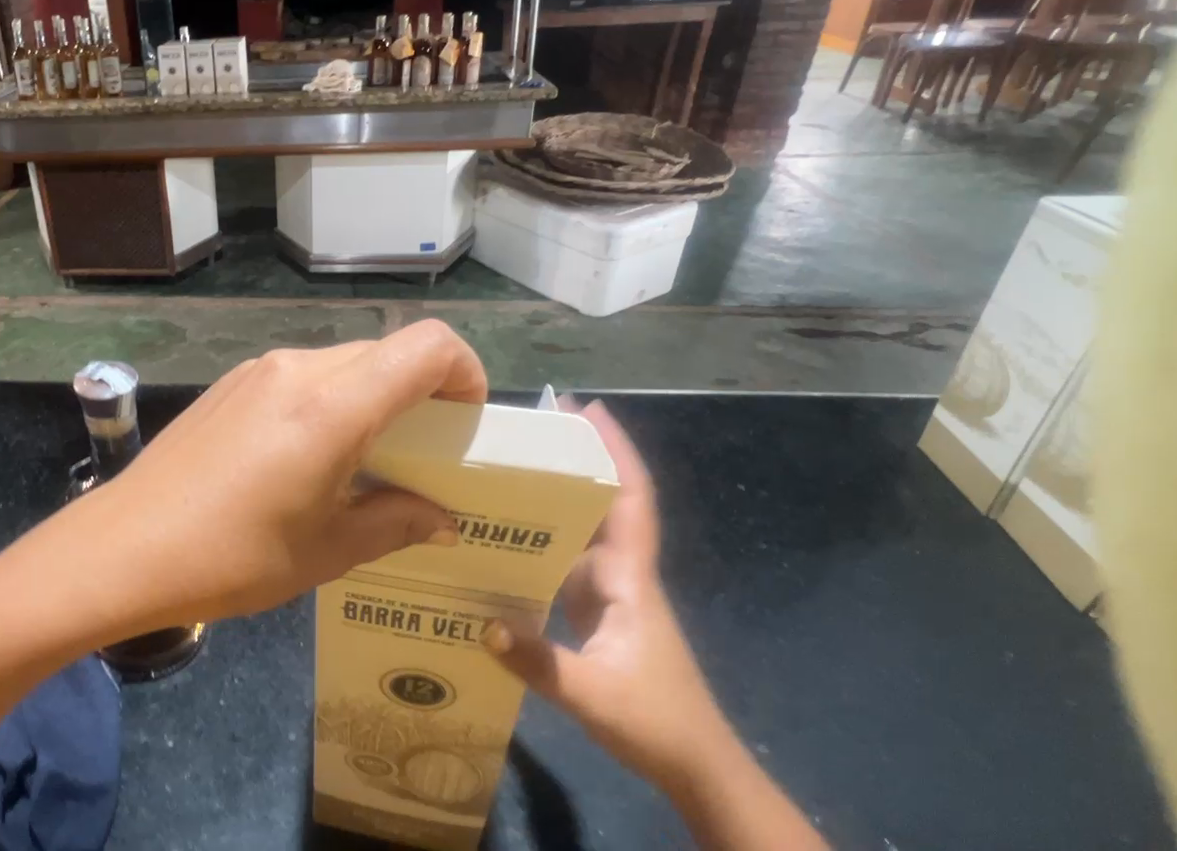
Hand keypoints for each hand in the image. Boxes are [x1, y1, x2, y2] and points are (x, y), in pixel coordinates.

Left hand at [71, 320, 485, 628]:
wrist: (123, 549)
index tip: (465, 426)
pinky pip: (302, 377)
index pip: (427, 346)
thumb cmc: (231, 558)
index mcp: (332, 406)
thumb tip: (442, 516)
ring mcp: (258, 371)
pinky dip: (330, 403)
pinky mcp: (231, 385)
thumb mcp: (326, 551)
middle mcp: (298, 369)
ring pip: (344, 364)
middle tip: (422, 459)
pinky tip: (308, 459)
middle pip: (387, 355)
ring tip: (364, 465)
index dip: (464, 373)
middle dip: (421, 396)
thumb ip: (396, 522)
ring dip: (373, 400)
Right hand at [481, 402, 739, 791]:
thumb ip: (538, 661)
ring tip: (500, 480)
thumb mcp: (593, 694)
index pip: (631, 500)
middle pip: (601, 506)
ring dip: (551, 504)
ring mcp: (610, 598)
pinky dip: (539, 548)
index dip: (615, 451)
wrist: (696, 767)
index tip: (587, 409)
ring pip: (580, 536)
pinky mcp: (598, 618)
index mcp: (630, 580)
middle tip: (522, 435)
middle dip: (573, 464)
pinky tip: (501, 549)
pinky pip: (565, 568)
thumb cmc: (656, 722)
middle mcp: (621, 577)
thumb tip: (480, 623)